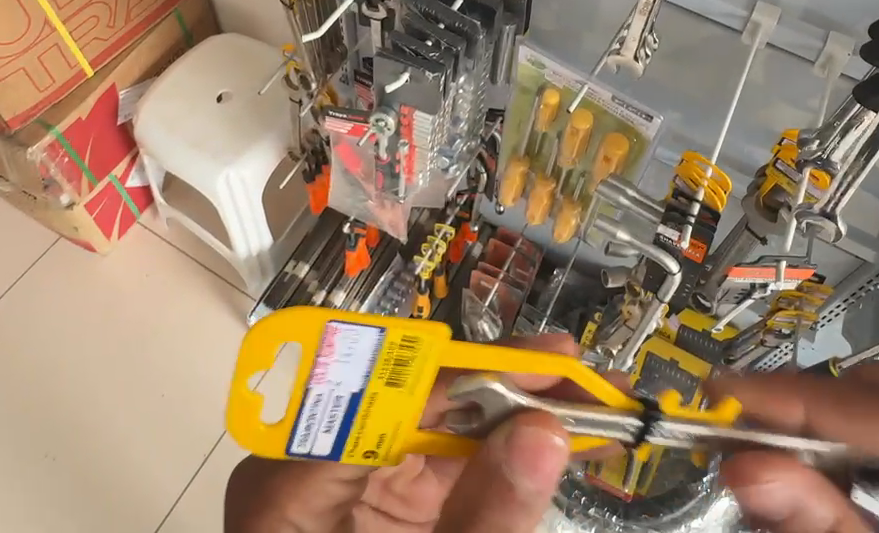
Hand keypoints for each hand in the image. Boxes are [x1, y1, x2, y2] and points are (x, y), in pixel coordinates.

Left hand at [223, 334, 577, 532]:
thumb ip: (483, 522)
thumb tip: (548, 430)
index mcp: (291, 484)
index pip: (390, 395)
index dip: (478, 370)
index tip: (556, 361)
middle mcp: (312, 461)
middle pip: (415, 397)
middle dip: (507, 384)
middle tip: (587, 379)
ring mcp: (346, 477)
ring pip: (434, 421)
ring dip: (510, 412)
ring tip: (587, 404)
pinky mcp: (376, 497)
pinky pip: (436, 459)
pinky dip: (492, 453)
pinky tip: (545, 439)